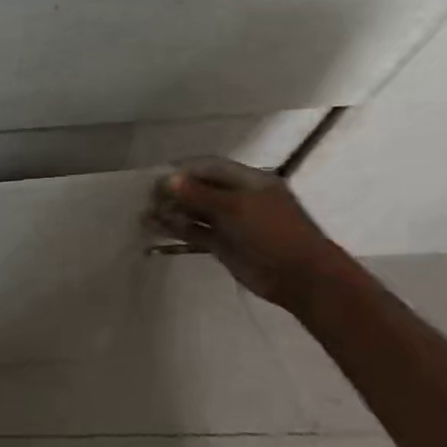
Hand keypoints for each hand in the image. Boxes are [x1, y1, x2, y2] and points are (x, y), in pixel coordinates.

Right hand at [147, 157, 343, 309]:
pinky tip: (158, 230)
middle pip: (200, 189)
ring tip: (145, 217)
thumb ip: (201, 194)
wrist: (302, 278)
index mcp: (248, 180)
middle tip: (147, 199)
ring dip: (172, 213)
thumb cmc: (274, 233)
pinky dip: (178, 231)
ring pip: (196, 213)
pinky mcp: (225, 246)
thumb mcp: (237, 208)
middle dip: (174, 193)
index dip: (183, 171)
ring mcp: (231, 223)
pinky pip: (197, 234)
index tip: (157, 178)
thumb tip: (170, 179)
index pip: (210, 168)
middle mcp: (238, 198)